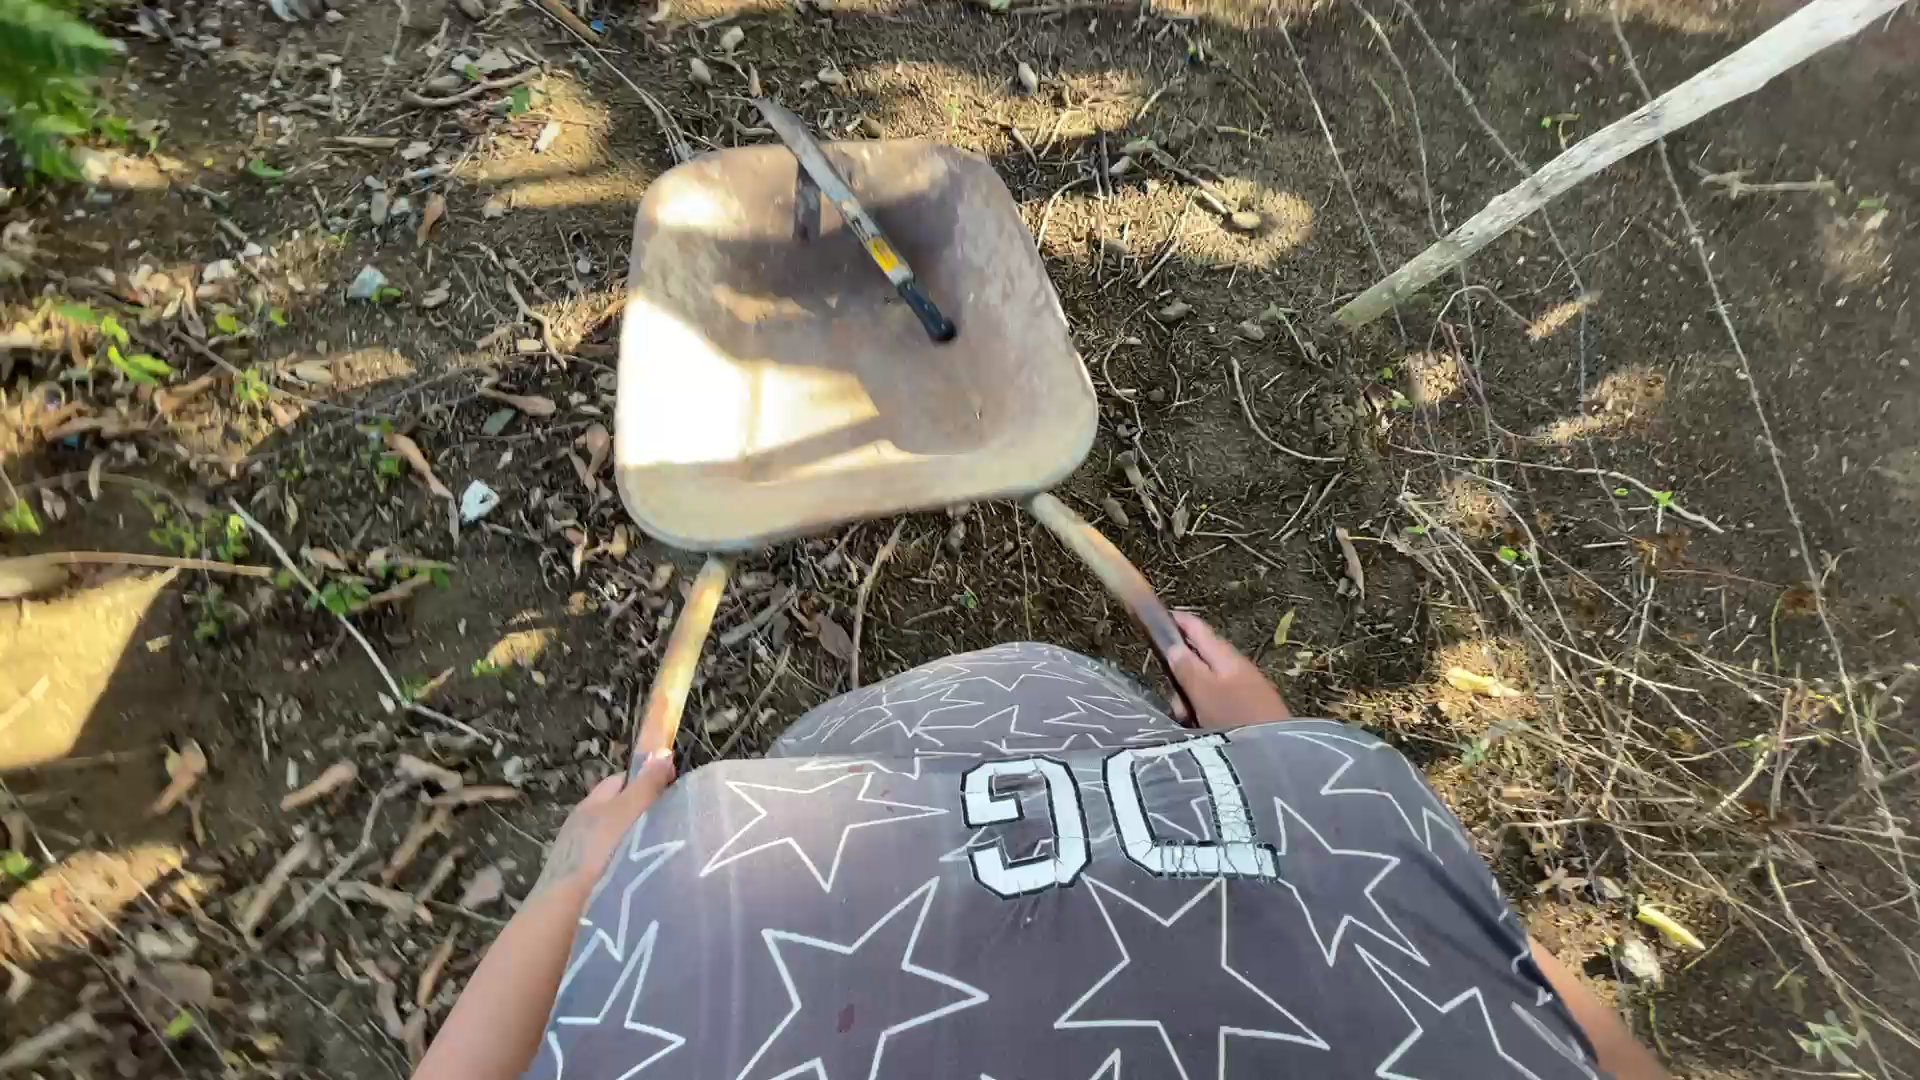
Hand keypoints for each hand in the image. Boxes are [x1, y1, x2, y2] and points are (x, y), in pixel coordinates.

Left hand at [527, 750, 676, 903]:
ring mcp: (582, 858)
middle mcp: (583, 827)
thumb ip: (648, 783)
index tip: (672, 792)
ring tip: (663, 854)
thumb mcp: (629, 809)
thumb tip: (664, 753)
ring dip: (638, 844)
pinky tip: (644, 877)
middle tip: (672, 825)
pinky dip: (630, 867)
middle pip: (621, 810)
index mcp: (592, 804)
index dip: (647, 781)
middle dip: (645, 814)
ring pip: (619, 841)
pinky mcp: (584, 886)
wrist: (568, 915)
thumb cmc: (601, 852)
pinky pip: (615, 866)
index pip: (622, 781)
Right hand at [1165, 612, 1290, 729]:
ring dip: (1191, 698)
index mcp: (1224, 656)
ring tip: (1190, 720)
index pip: (1196, 627)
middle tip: (1175, 701)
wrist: (1279, 754)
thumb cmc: (1237, 717)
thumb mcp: (1204, 692)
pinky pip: (1216, 701)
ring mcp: (1243, 687)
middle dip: (1179, 675)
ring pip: (1205, 684)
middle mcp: (1234, 666)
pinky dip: (1205, 710)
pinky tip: (1204, 728)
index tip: (1153, 622)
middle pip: (1198, 658)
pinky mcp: (1248, 707)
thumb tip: (1172, 645)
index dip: (1175, 621)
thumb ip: (1187, 668)